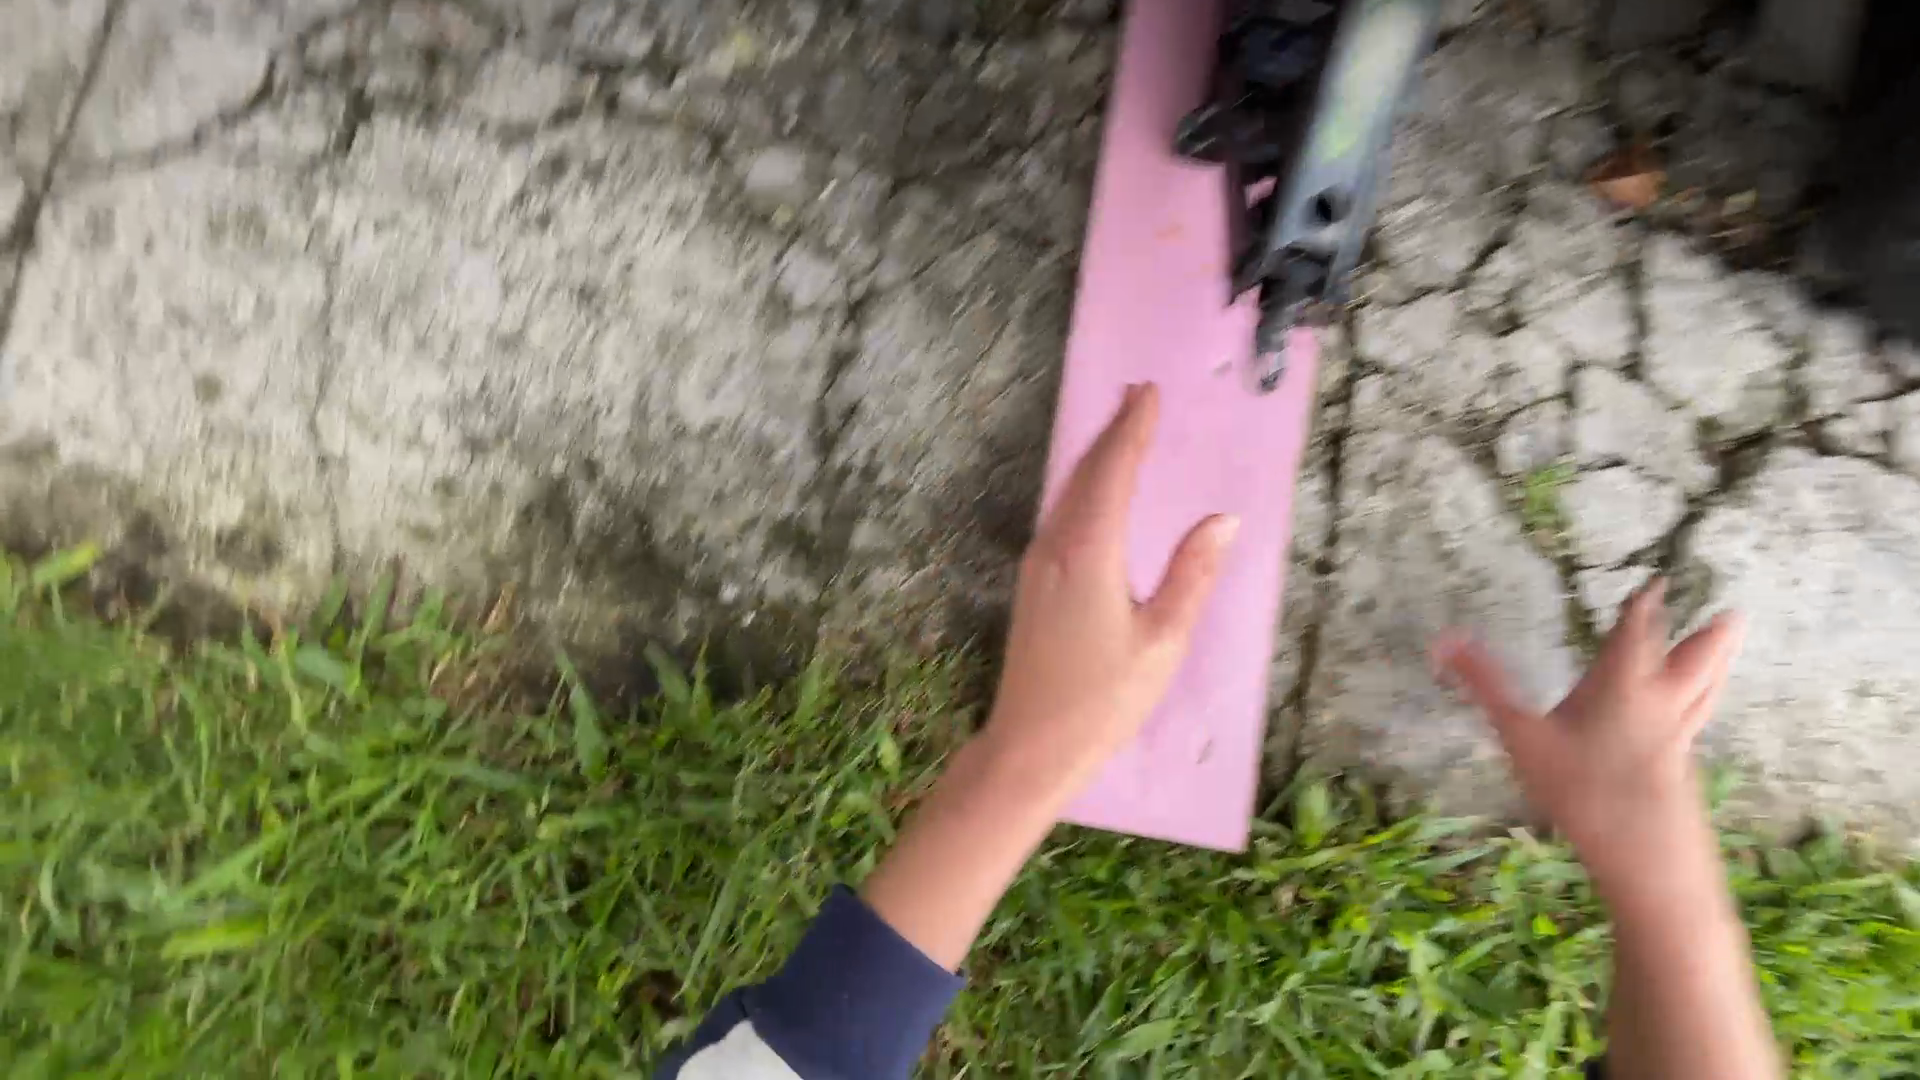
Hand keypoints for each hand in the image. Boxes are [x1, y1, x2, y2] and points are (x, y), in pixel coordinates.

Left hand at [978, 383, 1238, 804]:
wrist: (1031, 742)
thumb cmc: (1104, 698)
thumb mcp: (1162, 640)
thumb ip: (1191, 574)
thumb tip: (1221, 519)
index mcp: (1088, 551)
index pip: (1113, 473)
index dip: (1131, 430)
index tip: (1147, 393)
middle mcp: (1054, 546)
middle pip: (1085, 475)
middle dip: (1112, 433)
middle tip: (1135, 396)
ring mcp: (1036, 564)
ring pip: (1067, 494)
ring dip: (1094, 458)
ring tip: (1120, 430)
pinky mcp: (1032, 583)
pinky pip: (1059, 517)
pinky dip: (1082, 490)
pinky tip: (1093, 493)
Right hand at [1432, 579, 1745, 901]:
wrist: (1649, 860)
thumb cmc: (1580, 789)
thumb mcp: (1518, 733)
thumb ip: (1482, 683)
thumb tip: (1443, 638)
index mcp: (1622, 687)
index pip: (1637, 636)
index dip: (1645, 608)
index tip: (1657, 582)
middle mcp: (1659, 705)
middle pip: (1693, 661)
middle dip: (1706, 633)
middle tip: (1728, 610)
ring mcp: (1676, 737)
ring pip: (1706, 689)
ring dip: (1717, 661)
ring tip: (1728, 642)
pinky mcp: (1680, 766)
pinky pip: (1697, 715)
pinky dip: (1701, 695)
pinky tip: (1691, 708)